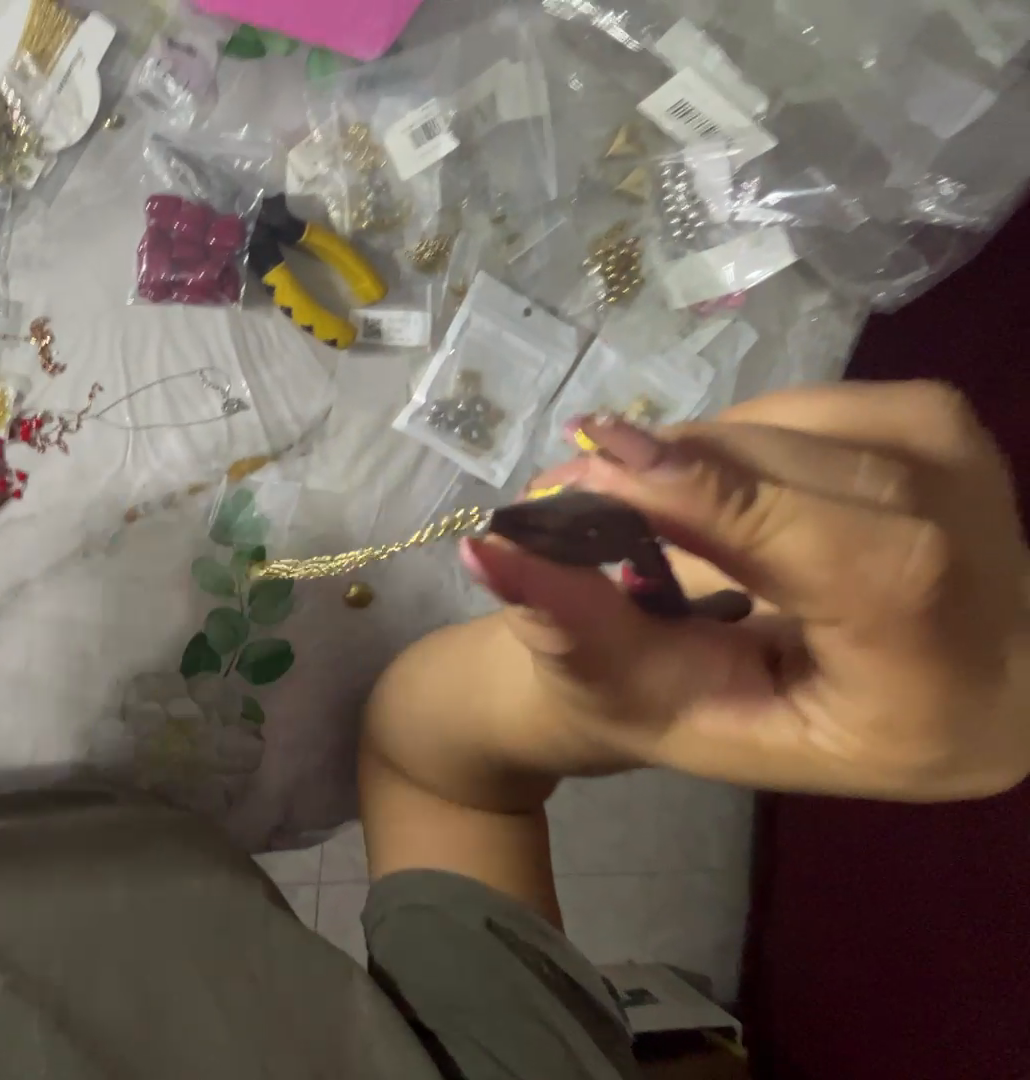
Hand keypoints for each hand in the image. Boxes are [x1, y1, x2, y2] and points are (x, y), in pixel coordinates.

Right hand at [456, 381, 1029, 802]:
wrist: (681, 692)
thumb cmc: (634, 706)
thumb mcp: (593, 678)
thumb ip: (554, 614)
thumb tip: (483, 547)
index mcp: (930, 722)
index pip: (879, 576)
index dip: (742, 499)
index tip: (610, 456)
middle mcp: (1016, 643)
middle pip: (890, 495)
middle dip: (722, 463)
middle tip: (592, 457)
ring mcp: (1019, 559)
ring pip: (892, 438)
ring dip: (742, 438)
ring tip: (642, 473)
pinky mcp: (978, 496)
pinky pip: (887, 415)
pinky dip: (776, 421)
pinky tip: (712, 468)